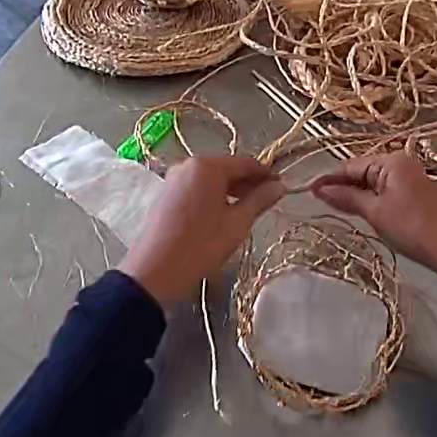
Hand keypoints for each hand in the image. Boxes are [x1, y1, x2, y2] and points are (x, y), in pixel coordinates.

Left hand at [120, 156, 285, 306]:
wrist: (155, 272)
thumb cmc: (201, 245)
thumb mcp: (238, 223)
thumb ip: (260, 199)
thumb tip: (280, 186)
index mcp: (208, 166)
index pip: (247, 163)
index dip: (267, 175)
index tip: (281, 188)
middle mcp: (188, 165)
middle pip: (227, 169)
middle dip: (248, 183)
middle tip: (267, 201)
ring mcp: (174, 178)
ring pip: (211, 179)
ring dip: (231, 191)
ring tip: (247, 210)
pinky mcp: (166, 194)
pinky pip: (197, 188)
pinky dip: (213, 196)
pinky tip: (223, 214)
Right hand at [311, 152, 436, 299]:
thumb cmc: (413, 227)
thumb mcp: (375, 212)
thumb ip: (347, 198)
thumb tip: (320, 190)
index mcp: (391, 160)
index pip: (351, 165)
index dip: (329, 178)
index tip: (307, 190)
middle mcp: (401, 163)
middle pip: (362, 171)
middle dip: (342, 186)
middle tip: (317, 201)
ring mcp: (410, 178)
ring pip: (373, 182)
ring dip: (355, 194)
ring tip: (334, 207)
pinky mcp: (415, 193)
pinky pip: (385, 191)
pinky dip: (371, 200)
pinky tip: (360, 211)